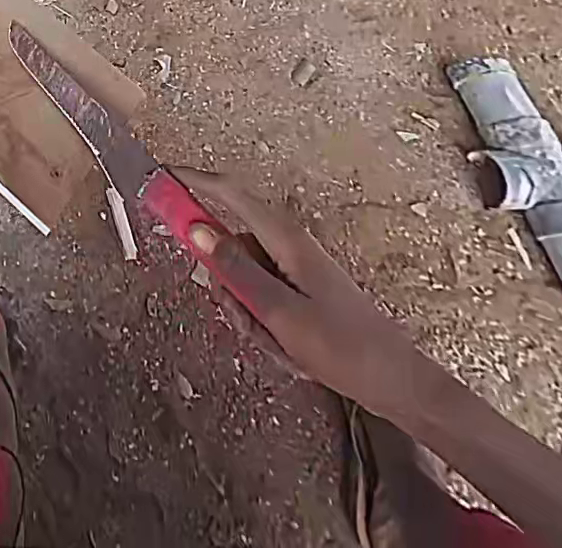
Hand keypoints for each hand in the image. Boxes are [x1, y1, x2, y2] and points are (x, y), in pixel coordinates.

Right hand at [172, 168, 440, 419]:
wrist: (400, 386)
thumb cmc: (343, 348)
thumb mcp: (280, 313)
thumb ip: (235, 270)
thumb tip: (195, 229)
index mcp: (283, 238)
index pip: (228, 193)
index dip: (192, 179)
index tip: (160, 175)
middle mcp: (286, 243)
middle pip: (230, 245)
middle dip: (226, 284)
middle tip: (244, 319)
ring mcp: (293, 265)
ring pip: (242, 275)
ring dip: (246, 310)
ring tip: (277, 345)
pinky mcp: (298, 286)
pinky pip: (260, 293)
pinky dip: (262, 319)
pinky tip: (288, 350)